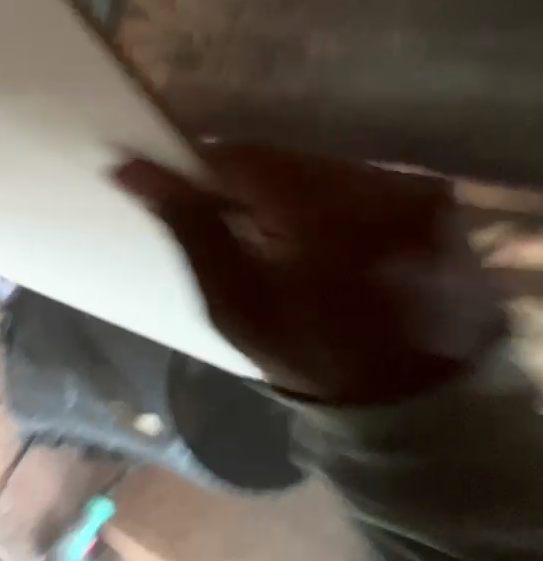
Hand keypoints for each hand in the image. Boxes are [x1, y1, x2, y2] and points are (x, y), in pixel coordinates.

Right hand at [113, 143, 505, 405]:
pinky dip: (317, 196)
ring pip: (311, 164)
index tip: (172, 192)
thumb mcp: (232, 299)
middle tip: (220, 219)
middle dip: (239, 182)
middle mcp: (387, 194)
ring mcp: (419, 198)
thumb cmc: (308, 351)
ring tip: (264, 228)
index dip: (195, 170)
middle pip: (278, 159)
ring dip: (277, 187)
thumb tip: (127, 166)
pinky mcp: (435, 205)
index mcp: (333, 219)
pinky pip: (348, 178)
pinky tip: (310, 232)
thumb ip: (187, 224)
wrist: (421, 401)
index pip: (239, 159)